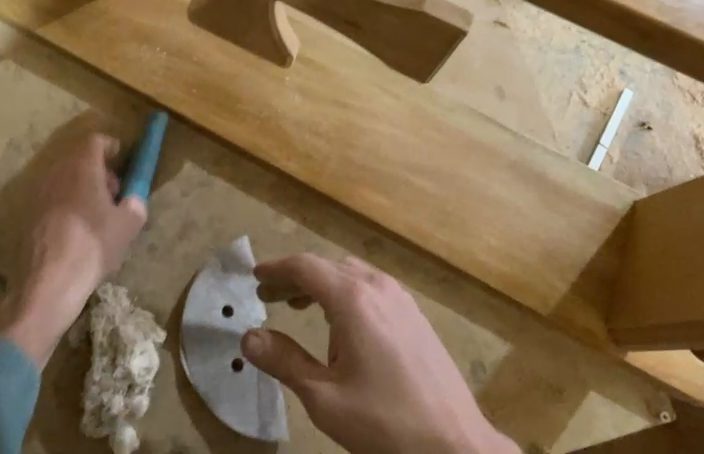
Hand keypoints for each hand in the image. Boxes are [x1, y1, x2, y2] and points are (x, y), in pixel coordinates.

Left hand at [2, 132, 147, 364]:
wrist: (48, 285)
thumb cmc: (92, 247)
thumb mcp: (127, 226)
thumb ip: (135, 205)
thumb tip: (133, 201)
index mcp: (82, 168)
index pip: (94, 141)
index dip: (110, 146)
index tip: (122, 160)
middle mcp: (56, 174)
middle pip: (78, 159)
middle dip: (98, 170)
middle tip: (114, 192)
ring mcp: (39, 195)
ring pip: (64, 180)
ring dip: (82, 188)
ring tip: (98, 216)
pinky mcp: (28, 217)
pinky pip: (53, 200)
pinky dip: (67, 205)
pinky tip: (77, 233)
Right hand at [242, 254, 517, 453]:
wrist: (454, 446)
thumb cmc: (384, 422)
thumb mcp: (324, 397)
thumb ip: (285, 362)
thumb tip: (249, 337)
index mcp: (354, 299)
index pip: (306, 266)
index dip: (277, 269)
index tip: (254, 278)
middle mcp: (378, 287)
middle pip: (329, 267)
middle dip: (296, 278)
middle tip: (269, 298)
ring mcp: (402, 299)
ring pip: (352, 276)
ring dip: (323, 286)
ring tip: (300, 308)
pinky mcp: (416, 316)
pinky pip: (372, 290)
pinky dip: (347, 295)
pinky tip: (342, 327)